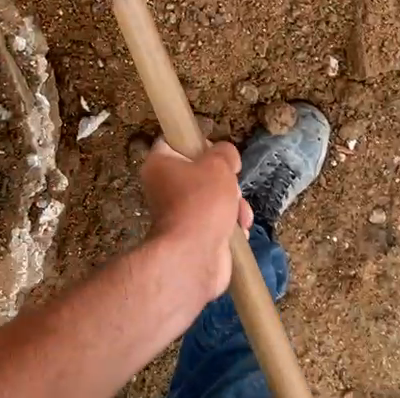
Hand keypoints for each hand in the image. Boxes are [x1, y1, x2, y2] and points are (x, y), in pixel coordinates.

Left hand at [140, 139, 252, 304]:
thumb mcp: (218, 165)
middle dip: (225, 181)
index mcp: (159, 163)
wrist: (194, 257)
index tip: (217, 153)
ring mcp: (178, 212)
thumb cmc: (201, 202)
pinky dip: (230, 224)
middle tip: (232, 187)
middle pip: (200, 171)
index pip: (176, 141)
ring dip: (233, 204)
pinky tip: (239, 230)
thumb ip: (225, 152)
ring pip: (212, 197)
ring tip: (239, 214)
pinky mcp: (193, 234)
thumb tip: (226, 156)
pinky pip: (215, 220)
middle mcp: (164, 186)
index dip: (199, 143)